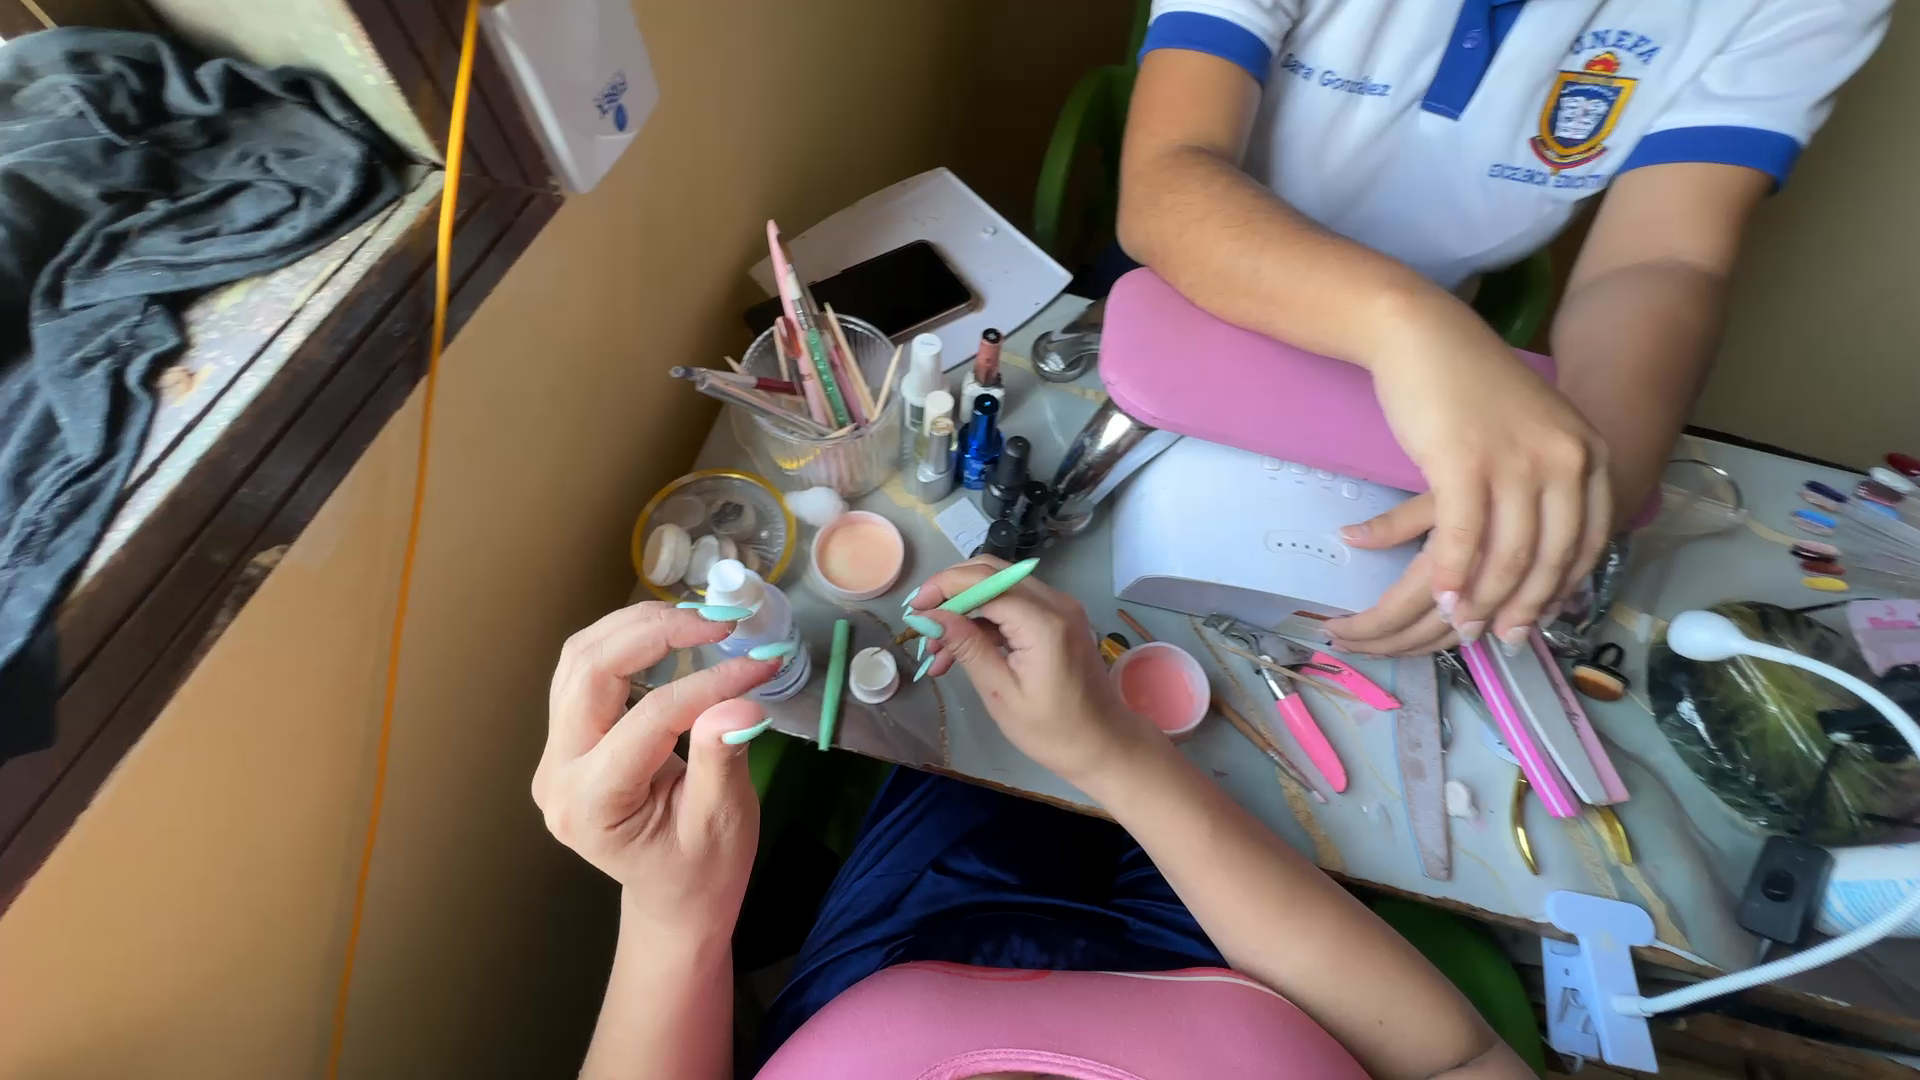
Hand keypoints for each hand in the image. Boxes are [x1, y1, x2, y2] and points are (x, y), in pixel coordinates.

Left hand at [532, 602, 781, 935]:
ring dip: (638, 625)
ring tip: (700, 619)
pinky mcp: (571, 736)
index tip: (763, 663)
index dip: (712, 682)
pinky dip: (629, 638)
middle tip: (721, 621)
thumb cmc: (703, 870)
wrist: (675, 898)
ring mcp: (558, 751)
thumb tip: (740, 699)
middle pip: (591, 669)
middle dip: (658, 631)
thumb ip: (721, 757)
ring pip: (581, 657)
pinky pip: (587, 668)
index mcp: (593, 803)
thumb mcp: (722, 821)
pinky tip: (672, 633)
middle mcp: (559, 772)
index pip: (653, 717)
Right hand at [909, 558, 1162, 783]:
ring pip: (999, 585)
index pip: (983, 582)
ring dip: (965, 607)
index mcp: (1043, 622)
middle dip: (950, 591)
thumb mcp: (1001, 692)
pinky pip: (1014, 603)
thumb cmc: (1052, 730)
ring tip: (936, 649)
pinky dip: (984, 619)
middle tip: (922, 622)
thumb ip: (966, 646)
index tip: (913, 611)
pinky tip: (961, 649)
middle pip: (991, 572)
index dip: (943, 590)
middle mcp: (1055, 602)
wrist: (1104, 745)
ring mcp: (1060, 607)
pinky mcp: (1059, 617)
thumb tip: (927, 615)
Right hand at [1329, 310, 1611, 655]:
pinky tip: (1437, 596)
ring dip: (1484, 599)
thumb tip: (1525, 527)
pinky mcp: (1464, 463)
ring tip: (1460, 626)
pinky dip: (1451, 572)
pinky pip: (1462, 533)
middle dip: (1524, 606)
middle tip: (1499, 638)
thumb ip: (1537, 475)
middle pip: (1550, 554)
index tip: (1533, 619)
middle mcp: (1564, 460)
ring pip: (1507, 551)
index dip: (1560, 589)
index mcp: (1585, 455)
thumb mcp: (1524, 431)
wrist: (1427, 338)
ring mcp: (1516, 461)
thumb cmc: (1467, 386)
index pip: (1584, 540)